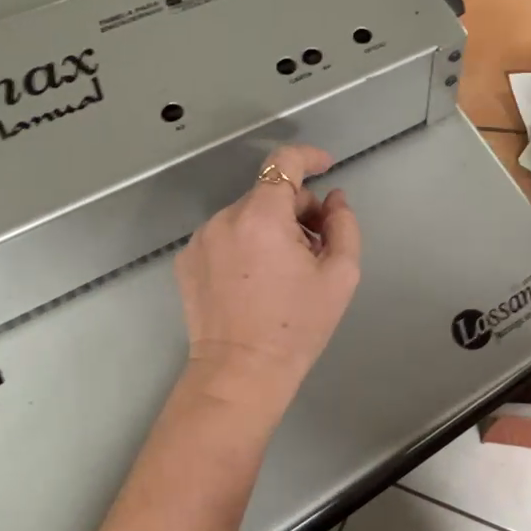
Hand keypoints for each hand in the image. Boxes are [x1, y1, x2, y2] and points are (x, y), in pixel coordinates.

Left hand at [175, 145, 361, 412]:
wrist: (240, 374)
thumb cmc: (296, 326)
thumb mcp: (340, 274)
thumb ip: (343, 225)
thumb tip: (333, 199)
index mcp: (262, 217)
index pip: (283, 163)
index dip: (309, 157)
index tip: (326, 165)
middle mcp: (225, 219)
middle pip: (269, 193)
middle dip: (297, 209)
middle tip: (316, 246)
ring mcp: (200, 240)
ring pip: (247, 215)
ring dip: (271, 227)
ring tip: (286, 269)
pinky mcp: (186, 261)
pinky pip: (226, 236)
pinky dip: (246, 244)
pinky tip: (257, 280)